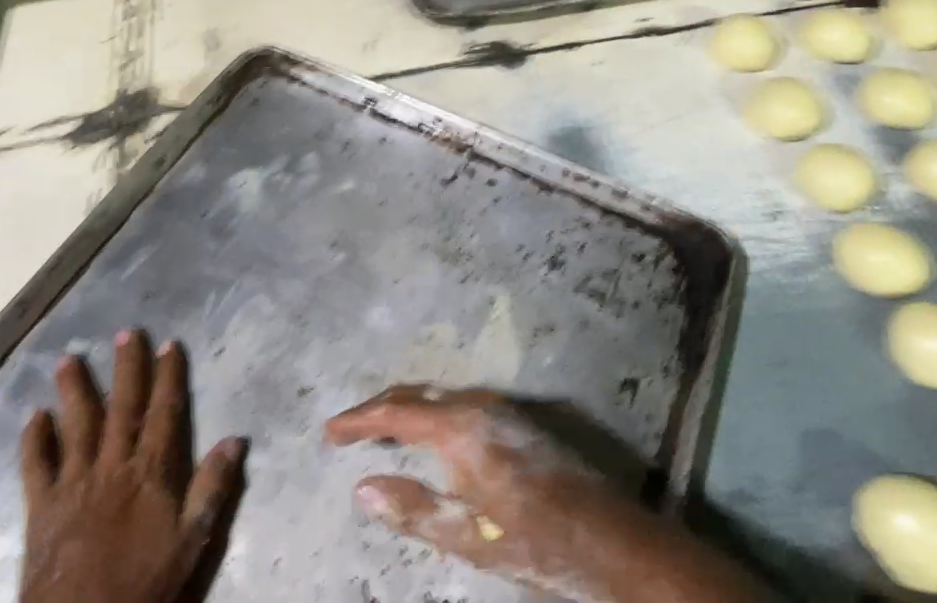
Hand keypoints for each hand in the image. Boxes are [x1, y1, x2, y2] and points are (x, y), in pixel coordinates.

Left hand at [19, 331, 245, 602]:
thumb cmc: (145, 581)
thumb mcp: (192, 539)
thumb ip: (212, 487)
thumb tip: (236, 439)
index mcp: (151, 471)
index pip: (163, 413)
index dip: (168, 377)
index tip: (169, 344)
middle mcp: (112, 465)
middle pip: (121, 407)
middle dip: (126, 368)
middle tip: (125, 332)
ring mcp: (73, 482)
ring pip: (75, 424)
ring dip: (74, 390)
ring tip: (70, 358)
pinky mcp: (40, 505)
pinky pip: (35, 464)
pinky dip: (34, 439)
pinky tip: (35, 416)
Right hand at [325, 385, 764, 602]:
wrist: (608, 536)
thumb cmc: (535, 540)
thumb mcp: (470, 536)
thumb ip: (415, 509)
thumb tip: (362, 488)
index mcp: (461, 429)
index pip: (397, 412)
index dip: (359, 420)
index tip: (329, 431)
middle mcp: (479, 406)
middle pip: (416, 395)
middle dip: (378, 408)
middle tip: (347, 429)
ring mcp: (501, 409)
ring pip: (439, 397)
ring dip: (406, 407)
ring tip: (379, 429)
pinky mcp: (517, 420)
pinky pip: (459, 404)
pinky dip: (431, 412)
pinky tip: (428, 434)